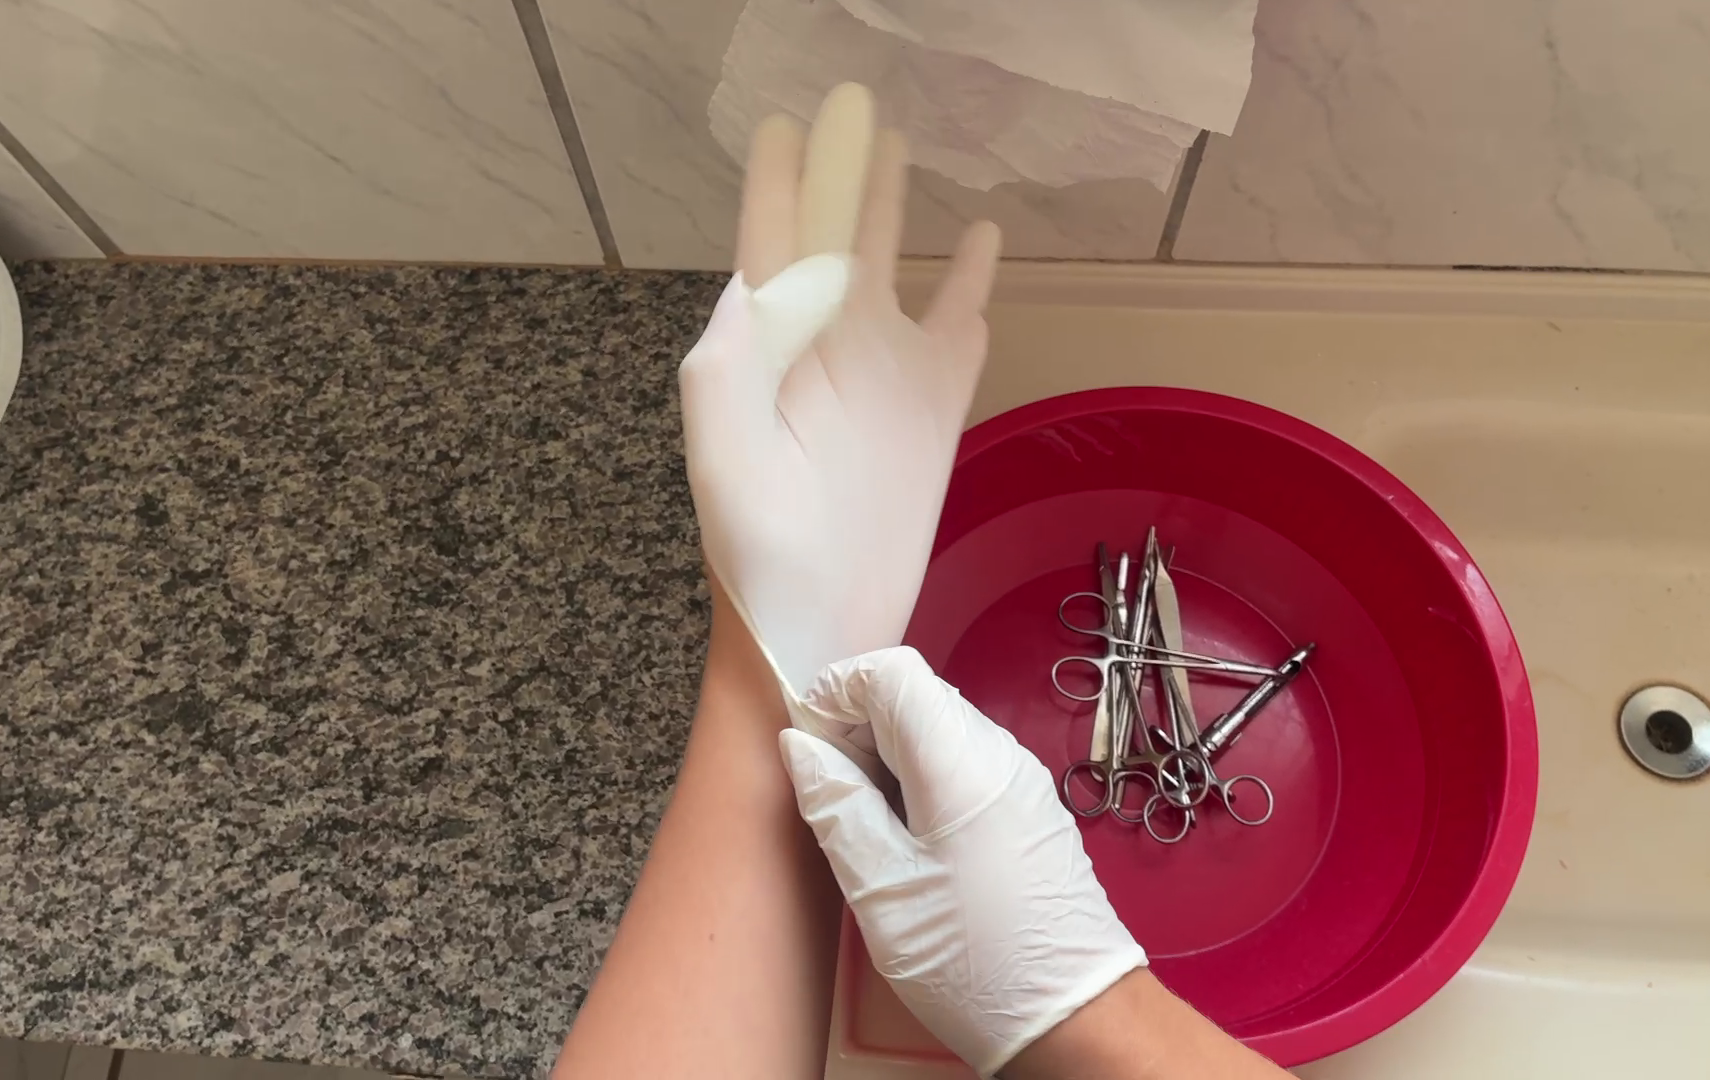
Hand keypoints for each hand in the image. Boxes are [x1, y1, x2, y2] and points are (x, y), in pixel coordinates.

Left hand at [680, 106, 1000, 772]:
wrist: (821, 624)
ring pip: (895, 269)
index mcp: (771, 353)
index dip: (780, 184)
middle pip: (836, 240)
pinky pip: (960, 330)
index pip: (773, 245)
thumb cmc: (761, 551)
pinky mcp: (935, 411)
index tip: (788, 125)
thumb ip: (726, 360)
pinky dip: (972, 286)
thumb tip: (754, 279)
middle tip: (854, 111)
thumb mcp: (725, 457)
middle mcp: (828, 349)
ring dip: (894, 211)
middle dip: (841, 177)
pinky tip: (984, 245)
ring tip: (901, 153)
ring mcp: (886, 376)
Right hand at [780, 647, 1146, 1076]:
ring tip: (866, 816)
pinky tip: (909, 831)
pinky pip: (957, 755)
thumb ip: (834, 803)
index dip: (840, 689)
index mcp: (958, 760)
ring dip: (884, 749)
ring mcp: (1017, 772)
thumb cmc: (972, 957)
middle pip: (912, 693)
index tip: (813, 744)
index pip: (891, 671)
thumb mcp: (880, 888)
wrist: (1083, 1021)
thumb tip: (799, 743)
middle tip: (833, 789)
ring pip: (933, 723)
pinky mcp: (1025, 800)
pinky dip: (916, 770)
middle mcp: (995, 749)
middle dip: (856, 722)